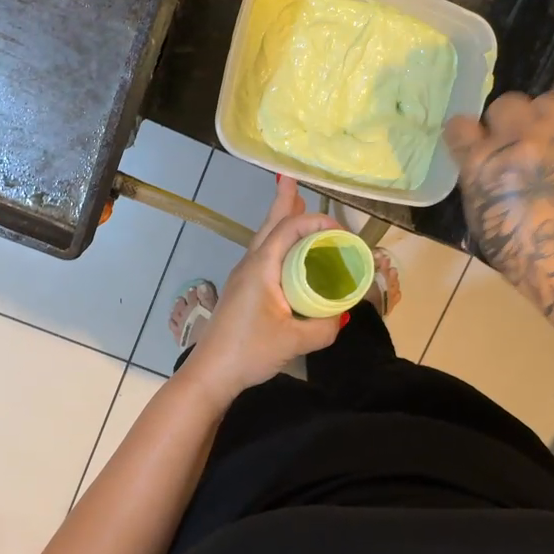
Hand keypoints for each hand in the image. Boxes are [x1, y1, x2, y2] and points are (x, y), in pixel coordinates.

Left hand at [177, 176, 342, 403]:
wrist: (210, 373)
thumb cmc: (249, 352)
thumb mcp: (295, 342)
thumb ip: (325, 328)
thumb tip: (343, 316)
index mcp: (262, 268)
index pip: (289, 229)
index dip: (316, 221)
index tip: (341, 229)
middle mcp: (250, 265)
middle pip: (270, 225)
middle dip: (284, 202)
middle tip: (293, 180)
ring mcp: (243, 278)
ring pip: (265, 240)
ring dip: (281, 222)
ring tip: (295, 205)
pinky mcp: (242, 292)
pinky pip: (264, 257)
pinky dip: (279, 245)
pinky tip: (289, 255)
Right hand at [444, 92, 553, 281]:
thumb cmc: (514, 247)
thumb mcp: (478, 213)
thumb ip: (477, 178)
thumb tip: (481, 162)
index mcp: (481, 162)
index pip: (460, 126)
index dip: (465, 134)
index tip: (471, 143)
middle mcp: (517, 139)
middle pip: (505, 104)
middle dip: (505, 121)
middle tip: (511, 142)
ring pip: (546, 101)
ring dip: (541, 118)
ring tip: (545, 138)